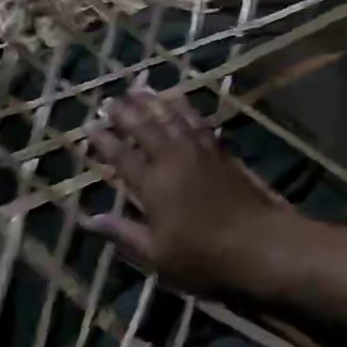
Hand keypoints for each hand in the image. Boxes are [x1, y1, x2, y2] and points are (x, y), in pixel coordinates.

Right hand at [85, 88, 293, 294]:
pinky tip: (177, 99)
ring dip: (152, 102)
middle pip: (145, 128)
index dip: (106, 142)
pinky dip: (183, 107)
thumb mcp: (156, 255)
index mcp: (153, 185)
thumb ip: (123, 232)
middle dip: (125, 113)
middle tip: (109, 100)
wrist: (258, 241)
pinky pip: (196, 120)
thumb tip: (89, 219)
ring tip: (137, 90)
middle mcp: (173, 159)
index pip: (122, 157)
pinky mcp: (219, 150)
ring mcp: (198, 151)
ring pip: (170, 117)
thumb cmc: (203, 256)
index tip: (91, 128)